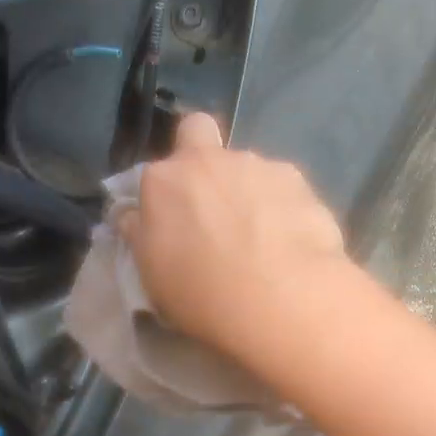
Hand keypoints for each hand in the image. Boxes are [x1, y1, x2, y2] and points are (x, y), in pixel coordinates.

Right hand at [119, 113, 354, 356]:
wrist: (279, 301)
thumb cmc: (201, 294)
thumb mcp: (151, 274)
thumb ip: (141, 233)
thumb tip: (133, 214)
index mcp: (165, 180)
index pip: (157, 168)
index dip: (166, 190)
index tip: (174, 219)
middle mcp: (211, 160)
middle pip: (200, 134)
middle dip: (204, 159)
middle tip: (215, 209)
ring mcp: (260, 166)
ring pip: (249, 168)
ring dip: (250, 192)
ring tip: (262, 240)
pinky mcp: (302, 184)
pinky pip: (286, 191)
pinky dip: (286, 210)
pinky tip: (292, 244)